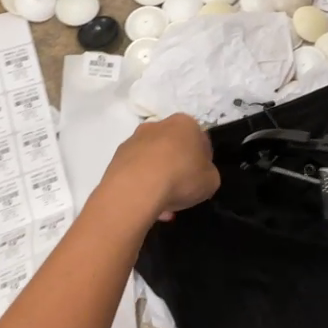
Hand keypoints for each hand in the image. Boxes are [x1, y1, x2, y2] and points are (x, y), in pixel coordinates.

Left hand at [103, 114, 219, 223]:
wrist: (136, 189)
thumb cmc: (181, 177)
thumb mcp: (211, 181)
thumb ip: (208, 174)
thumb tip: (199, 175)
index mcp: (185, 124)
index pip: (200, 140)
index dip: (202, 160)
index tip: (200, 178)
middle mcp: (158, 125)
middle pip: (173, 147)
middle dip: (177, 167)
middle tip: (181, 190)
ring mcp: (134, 140)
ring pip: (152, 160)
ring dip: (158, 177)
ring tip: (161, 204)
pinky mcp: (116, 157)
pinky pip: (135, 171)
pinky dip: (142, 184)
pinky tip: (147, 203)